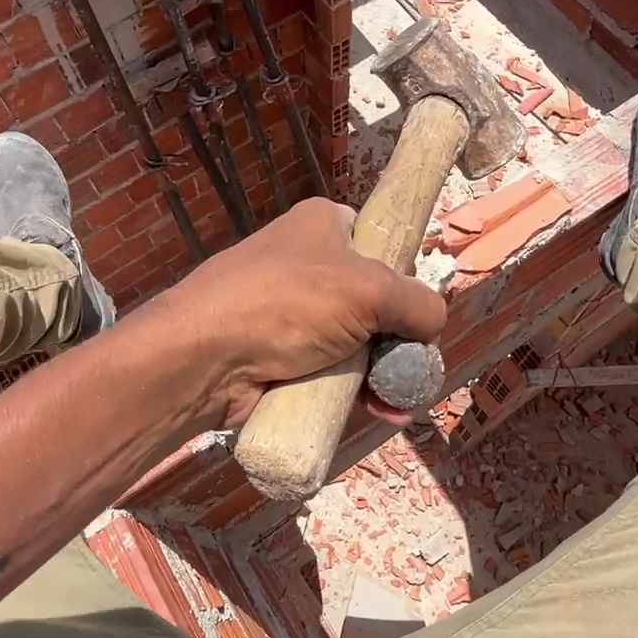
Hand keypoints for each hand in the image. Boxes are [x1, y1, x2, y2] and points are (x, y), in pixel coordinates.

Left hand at [139, 198, 446, 431]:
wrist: (204, 356)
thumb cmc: (288, 302)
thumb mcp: (370, 290)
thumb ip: (418, 303)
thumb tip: (433, 322)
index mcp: (322, 225)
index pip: (378, 240)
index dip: (401, 274)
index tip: (413, 310)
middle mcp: (305, 262)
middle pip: (372, 300)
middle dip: (396, 339)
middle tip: (411, 367)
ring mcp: (289, 311)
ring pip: (355, 342)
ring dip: (380, 373)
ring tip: (395, 401)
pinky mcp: (279, 354)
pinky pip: (330, 371)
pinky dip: (354, 391)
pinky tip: (378, 412)